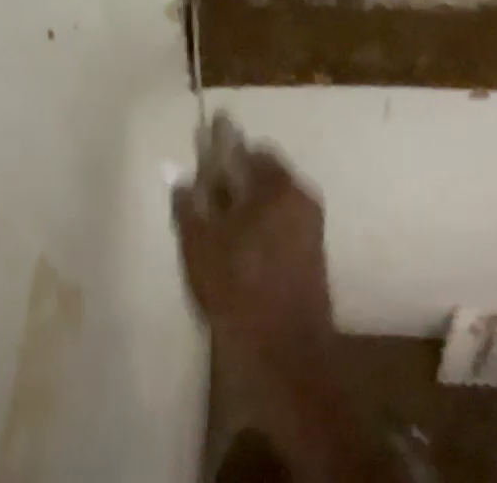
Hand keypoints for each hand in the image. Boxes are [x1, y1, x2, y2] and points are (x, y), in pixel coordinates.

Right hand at [171, 113, 334, 359]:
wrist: (284, 351)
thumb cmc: (236, 289)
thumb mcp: (199, 244)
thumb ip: (189, 204)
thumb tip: (183, 177)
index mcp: (275, 184)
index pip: (243, 147)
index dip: (218, 145)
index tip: (200, 145)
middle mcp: (299, 195)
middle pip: (261, 170)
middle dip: (232, 173)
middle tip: (202, 188)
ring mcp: (311, 223)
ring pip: (271, 196)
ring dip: (246, 198)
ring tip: (214, 217)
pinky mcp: (313, 250)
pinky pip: (281, 218)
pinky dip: (260, 219)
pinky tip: (235, 241)